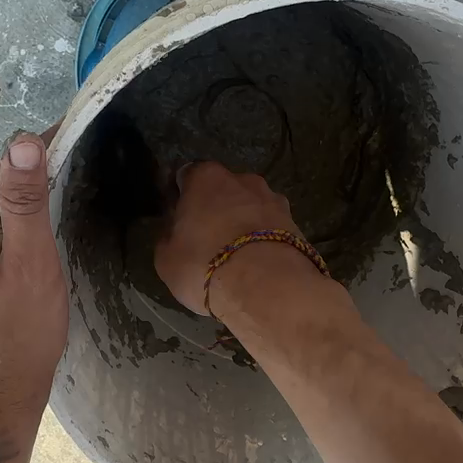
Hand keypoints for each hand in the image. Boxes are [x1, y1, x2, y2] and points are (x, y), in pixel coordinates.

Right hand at [153, 161, 310, 317]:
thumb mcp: (166, 258)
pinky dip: (263, 240)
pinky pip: (271, 228)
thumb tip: (176, 233)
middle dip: (215, 208)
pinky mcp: (296, 223)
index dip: (180, 196)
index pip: (186, 175)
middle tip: (206, 239)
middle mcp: (242, 179)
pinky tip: (257, 264)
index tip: (176, 218)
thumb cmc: (206, 264)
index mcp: (205, 177)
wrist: (269, 287)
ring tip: (236, 256)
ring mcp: (274, 199)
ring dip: (242, 223)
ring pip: (250, 207)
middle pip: (223, 190)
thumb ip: (168, 237)